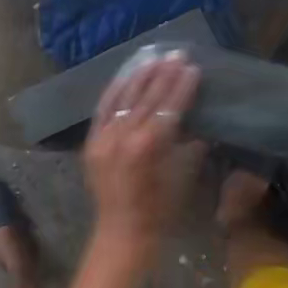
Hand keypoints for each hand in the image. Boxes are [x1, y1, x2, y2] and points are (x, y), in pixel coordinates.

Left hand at [84, 51, 204, 249]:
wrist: (123, 233)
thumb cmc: (161, 212)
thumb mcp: (182, 176)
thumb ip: (188, 145)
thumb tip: (195, 122)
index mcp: (148, 147)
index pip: (168, 107)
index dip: (181, 87)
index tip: (192, 67)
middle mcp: (123, 137)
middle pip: (145, 98)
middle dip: (162, 74)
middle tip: (176, 54)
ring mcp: (103, 138)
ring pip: (122, 98)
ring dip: (139, 76)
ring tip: (153, 58)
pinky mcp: (91, 142)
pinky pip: (103, 109)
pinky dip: (115, 91)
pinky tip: (126, 76)